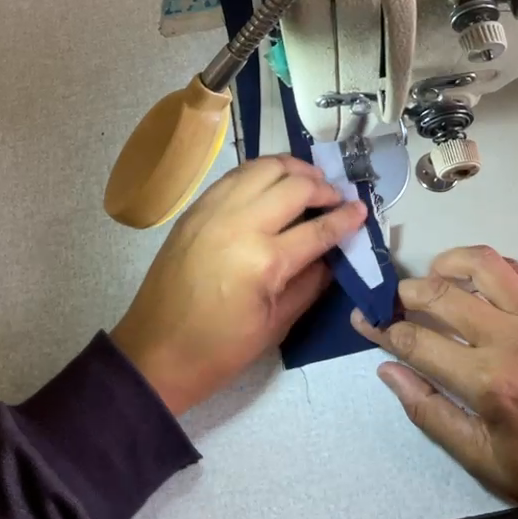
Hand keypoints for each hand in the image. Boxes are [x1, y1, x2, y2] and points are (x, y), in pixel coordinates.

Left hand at [112, 155, 367, 414]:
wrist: (155, 351)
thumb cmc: (220, 350)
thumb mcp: (276, 325)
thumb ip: (310, 283)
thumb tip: (332, 255)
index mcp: (265, 261)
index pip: (318, 228)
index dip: (346, 218)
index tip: (362, 210)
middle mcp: (240, 223)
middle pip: (295, 185)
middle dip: (324, 188)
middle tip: (336, 198)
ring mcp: (214, 210)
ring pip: (263, 167)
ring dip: (293, 169)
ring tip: (309, 181)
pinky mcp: (196, 208)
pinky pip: (236, 175)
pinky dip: (261, 172)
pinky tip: (274, 183)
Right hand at [353, 246, 517, 518]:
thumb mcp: (483, 461)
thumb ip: (429, 412)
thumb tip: (388, 369)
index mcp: (489, 384)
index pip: (417, 339)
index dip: (382, 327)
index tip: (364, 319)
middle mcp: (514, 341)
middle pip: (442, 293)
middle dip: (406, 292)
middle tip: (394, 302)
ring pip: (483, 264)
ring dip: (447, 263)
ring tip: (432, 278)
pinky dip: (490, 269)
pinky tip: (477, 285)